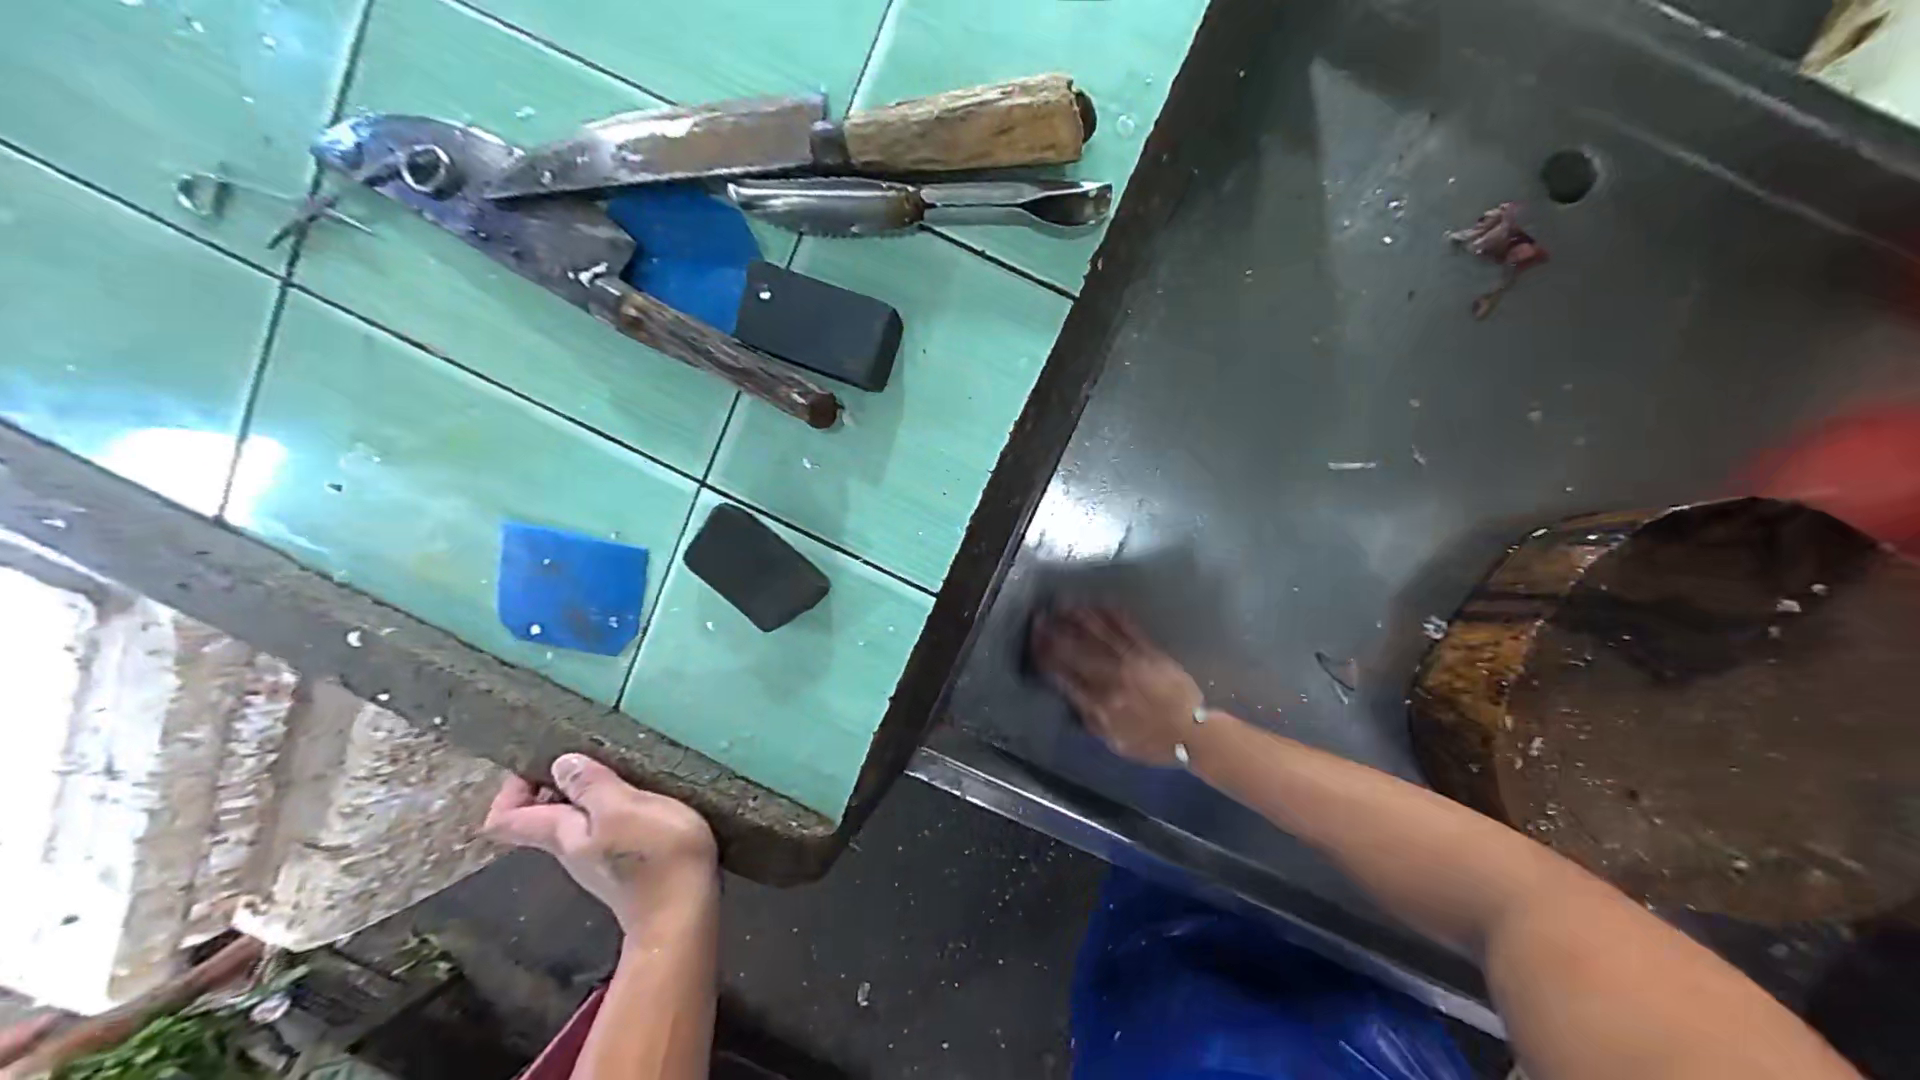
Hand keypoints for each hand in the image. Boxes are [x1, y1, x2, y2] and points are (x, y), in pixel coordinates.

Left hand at [484, 754, 717, 932]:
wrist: (684, 913)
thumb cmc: (654, 856)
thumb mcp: (624, 809)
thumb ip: (592, 786)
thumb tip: (560, 764)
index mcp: (561, 835)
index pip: (505, 819)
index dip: (512, 789)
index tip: (543, 762)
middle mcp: (572, 849)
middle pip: (542, 817)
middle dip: (557, 784)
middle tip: (591, 755)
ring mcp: (598, 860)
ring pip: (576, 821)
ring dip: (590, 794)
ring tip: (623, 769)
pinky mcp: (626, 865)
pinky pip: (606, 829)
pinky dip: (615, 808)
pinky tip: (644, 797)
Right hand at [1030, 606, 1202, 765]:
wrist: (1194, 733)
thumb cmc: (1154, 741)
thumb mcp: (1115, 742)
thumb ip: (1091, 720)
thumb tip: (1071, 697)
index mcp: (1101, 703)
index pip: (1064, 676)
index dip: (1045, 658)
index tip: (1034, 644)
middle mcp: (1113, 678)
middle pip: (1076, 650)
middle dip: (1054, 633)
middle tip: (1038, 619)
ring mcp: (1132, 661)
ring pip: (1099, 634)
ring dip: (1078, 618)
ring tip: (1062, 606)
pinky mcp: (1150, 651)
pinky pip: (1127, 628)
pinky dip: (1110, 615)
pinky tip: (1098, 605)